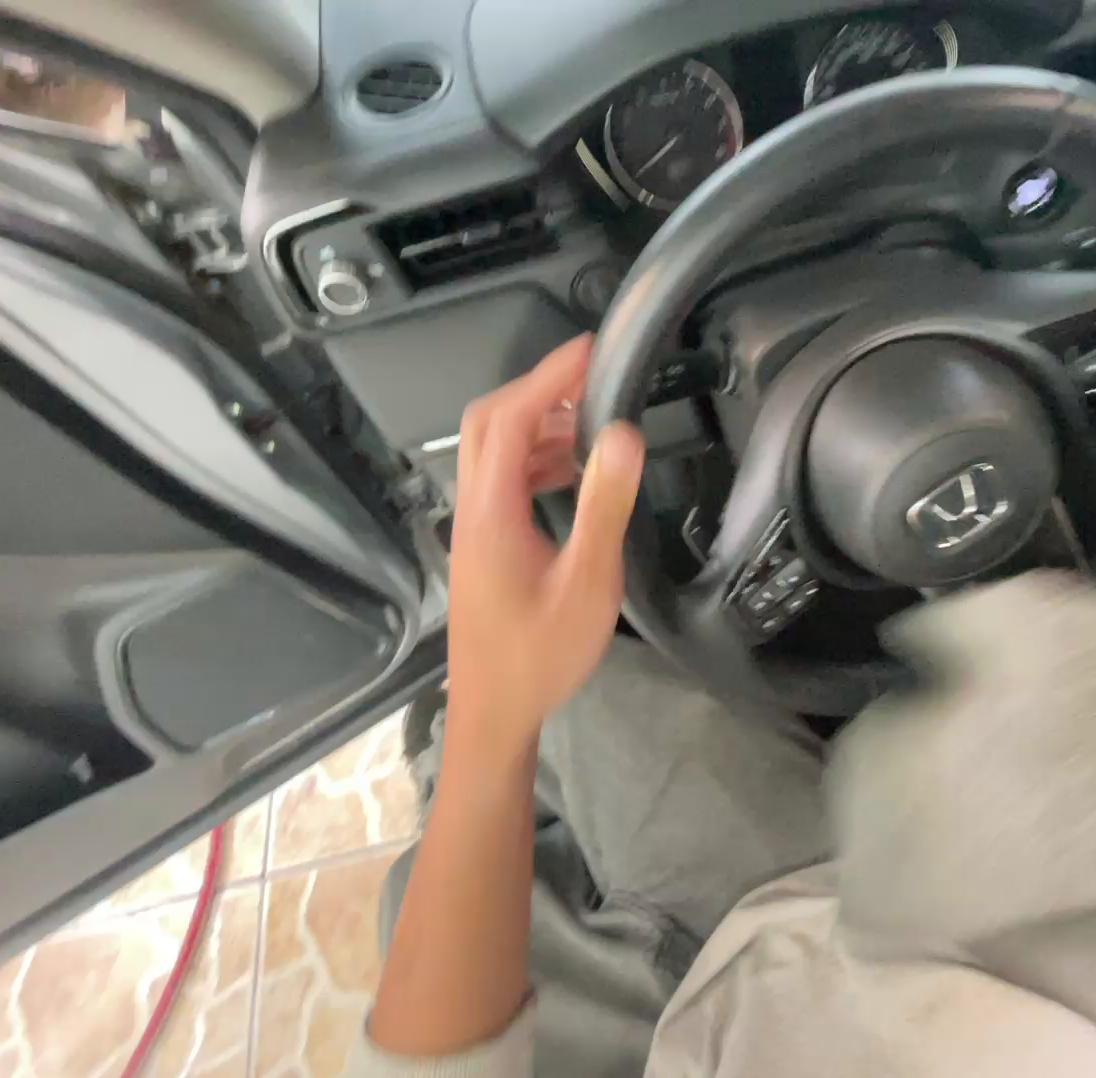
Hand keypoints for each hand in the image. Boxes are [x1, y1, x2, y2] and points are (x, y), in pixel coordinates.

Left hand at [445, 334, 644, 757]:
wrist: (495, 709)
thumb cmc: (540, 655)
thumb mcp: (586, 582)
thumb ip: (604, 507)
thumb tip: (621, 437)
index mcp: (492, 511)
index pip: (509, 418)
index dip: (547, 375)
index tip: (587, 349)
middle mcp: (474, 510)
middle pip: (490, 424)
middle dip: (539, 391)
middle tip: (590, 380)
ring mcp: (475, 528)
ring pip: (494, 452)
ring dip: (539, 426)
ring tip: (590, 424)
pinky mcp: (484, 546)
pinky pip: (504, 482)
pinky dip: (536, 461)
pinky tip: (571, 474)